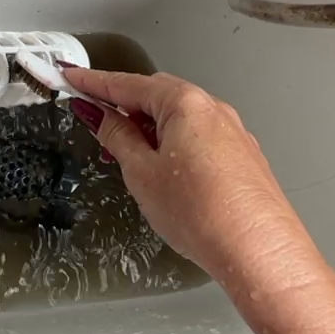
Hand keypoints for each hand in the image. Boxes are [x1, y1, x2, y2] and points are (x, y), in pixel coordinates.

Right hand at [60, 68, 312, 281]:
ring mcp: (233, 133)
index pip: (126, 84)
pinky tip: (168, 172)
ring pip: (179, 117)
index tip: (70, 76)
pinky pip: (200, 136)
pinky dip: (175, 143)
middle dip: (124, 106)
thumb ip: (116, 136)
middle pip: (155, 95)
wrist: (264, 257)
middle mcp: (212, 109)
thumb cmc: (201, 213)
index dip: (93, 82)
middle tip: (97, 122)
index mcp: (184, 103)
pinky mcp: (245, 158)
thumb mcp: (141, 173)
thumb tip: (98, 114)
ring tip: (132, 158)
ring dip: (151, 128)